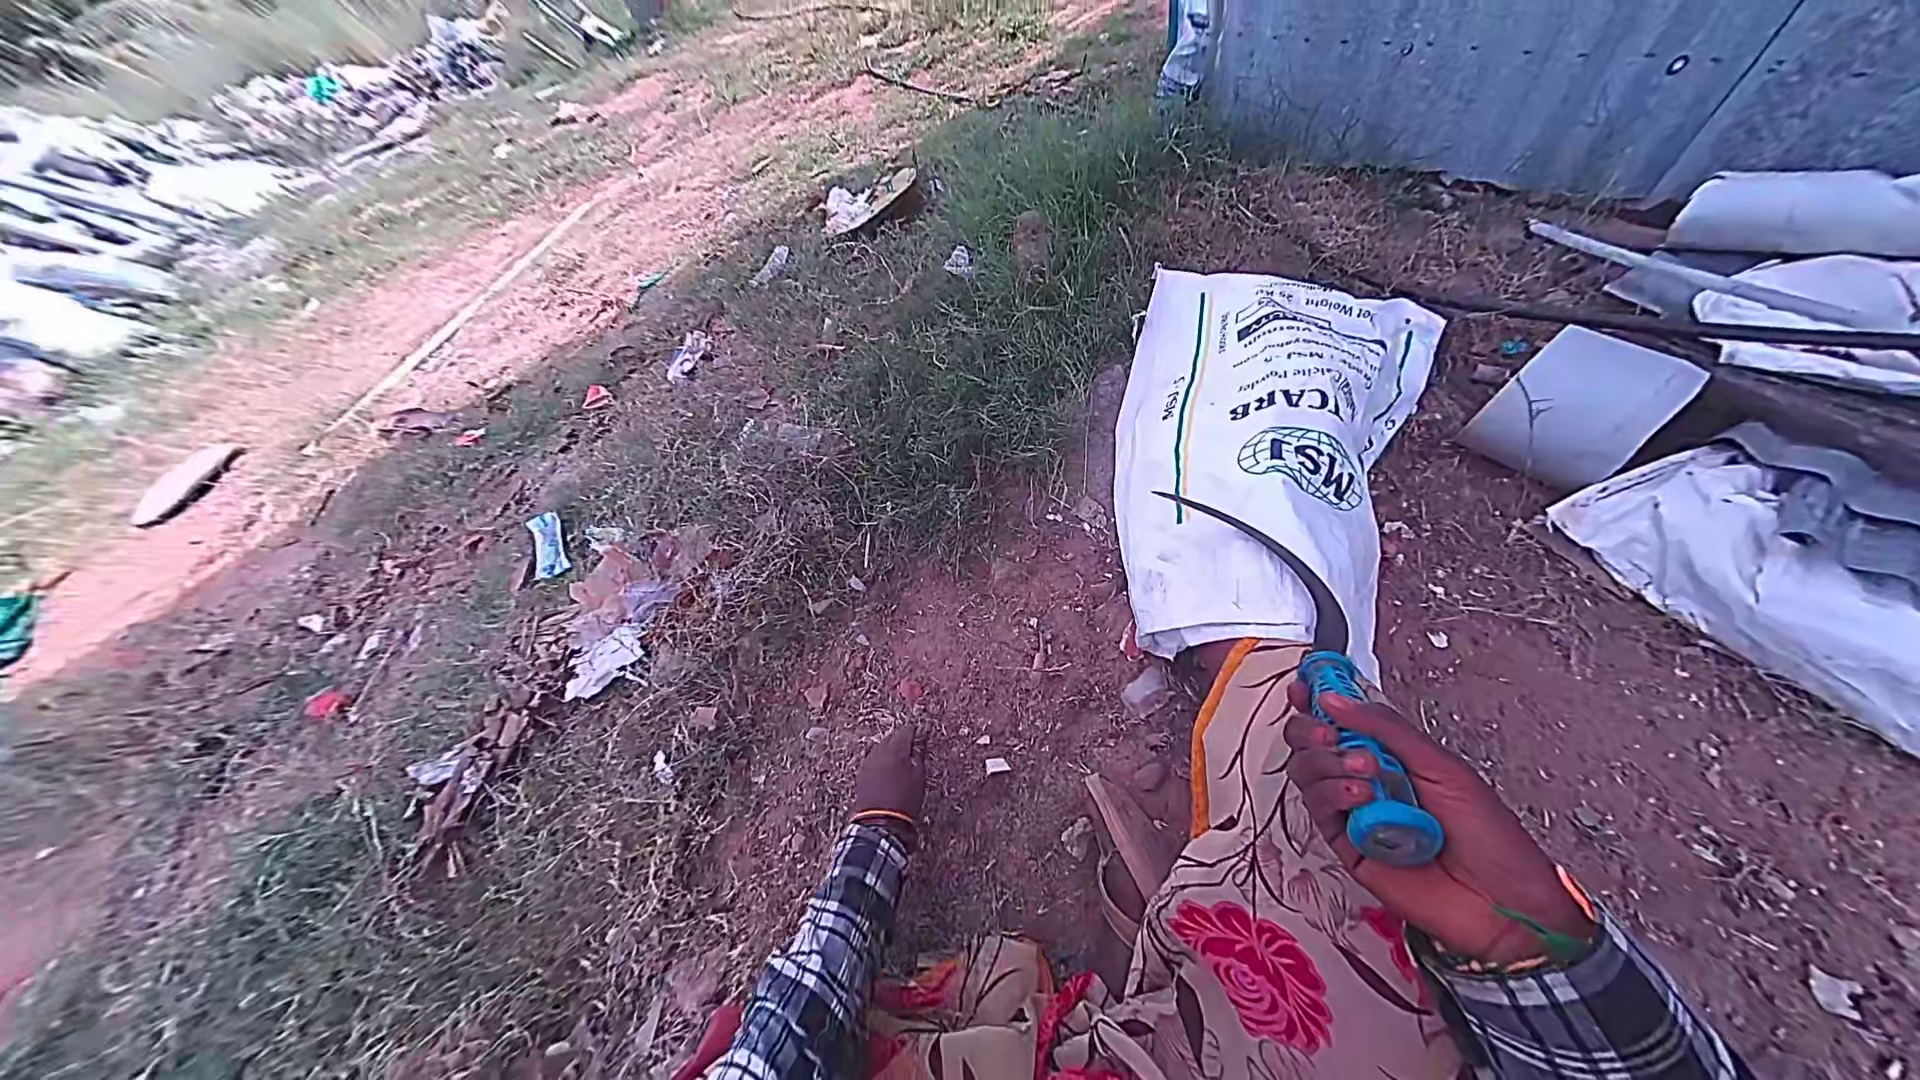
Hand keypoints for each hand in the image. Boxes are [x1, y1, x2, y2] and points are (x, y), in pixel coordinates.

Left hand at [852, 725, 924, 845]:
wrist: (880, 821)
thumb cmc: (904, 798)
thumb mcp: (918, 774)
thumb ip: (919, 751)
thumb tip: (923, 734)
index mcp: (896, 748)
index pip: (907, 730)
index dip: (917, 733)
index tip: (923, 739)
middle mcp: (880, 750)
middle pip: (893, 737)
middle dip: (903, 741)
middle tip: (914, 752)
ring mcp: (868, 760)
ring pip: (882, 747)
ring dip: (891, 751)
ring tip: (901, 763)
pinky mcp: (861, 771)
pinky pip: (873, 758)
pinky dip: (881, 760)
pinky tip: (887, 771)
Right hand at [1283, 682, 1594, 964]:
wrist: (1507, 905)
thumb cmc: (1490, 837)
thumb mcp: (1444, 768)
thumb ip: (1386, 729)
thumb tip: (1333, 699)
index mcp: (1386, 753)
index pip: (1337, 719)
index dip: (1314, 701)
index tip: (1303, 688)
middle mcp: (1362, 777)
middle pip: (1308, 742)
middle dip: (1310, 731)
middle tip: (1328, 733)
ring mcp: (1351, 809)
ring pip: (1306, 771)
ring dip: (1327, 763)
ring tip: (1364, 771)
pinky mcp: (1343, 841)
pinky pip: (1317, 807)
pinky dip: (1332, 794)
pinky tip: (1360, 796)